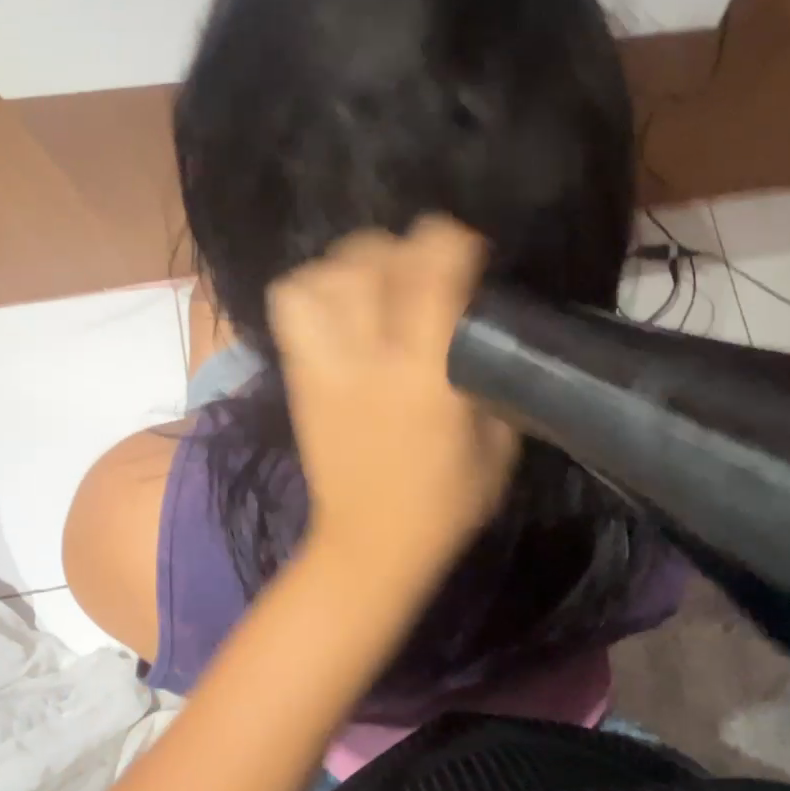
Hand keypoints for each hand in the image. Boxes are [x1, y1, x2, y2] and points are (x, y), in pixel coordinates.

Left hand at [267, 215, 520, 573]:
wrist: (369, 547)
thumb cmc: (445, 506)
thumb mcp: (499, 449)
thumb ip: (495, 382)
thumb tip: (488, 335)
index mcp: (427, 374)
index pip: (433, 272)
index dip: (454, 243)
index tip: (473, 252)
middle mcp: (371, 356)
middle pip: (376, 260)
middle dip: (407, 246)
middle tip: (427, 267)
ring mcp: (325, 363)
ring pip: (327, 274)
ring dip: (358, 261)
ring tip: (380, 277)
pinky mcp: (299, 376)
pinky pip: (290, 305)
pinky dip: (312, 286)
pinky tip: (338, 300)